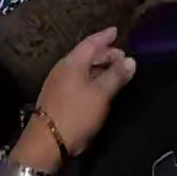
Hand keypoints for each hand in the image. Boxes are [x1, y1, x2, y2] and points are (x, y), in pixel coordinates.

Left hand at [15, 28, 136, 171]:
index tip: (116, 31)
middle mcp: (63, 68)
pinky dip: (90, 78)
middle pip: (85, 54)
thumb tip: (130, 60)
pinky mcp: (56, 97)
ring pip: (81, 68)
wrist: (46, 143)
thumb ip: (116, 75)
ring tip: (113, 72)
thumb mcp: (101, 94)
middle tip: (121, 57)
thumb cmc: (76, 113)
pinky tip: (98, 87)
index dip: (104, 36)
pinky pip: (77, 79)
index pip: (91, 43)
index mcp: (72, 62)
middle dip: (104, 53)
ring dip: (98, 67)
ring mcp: (57, 83)